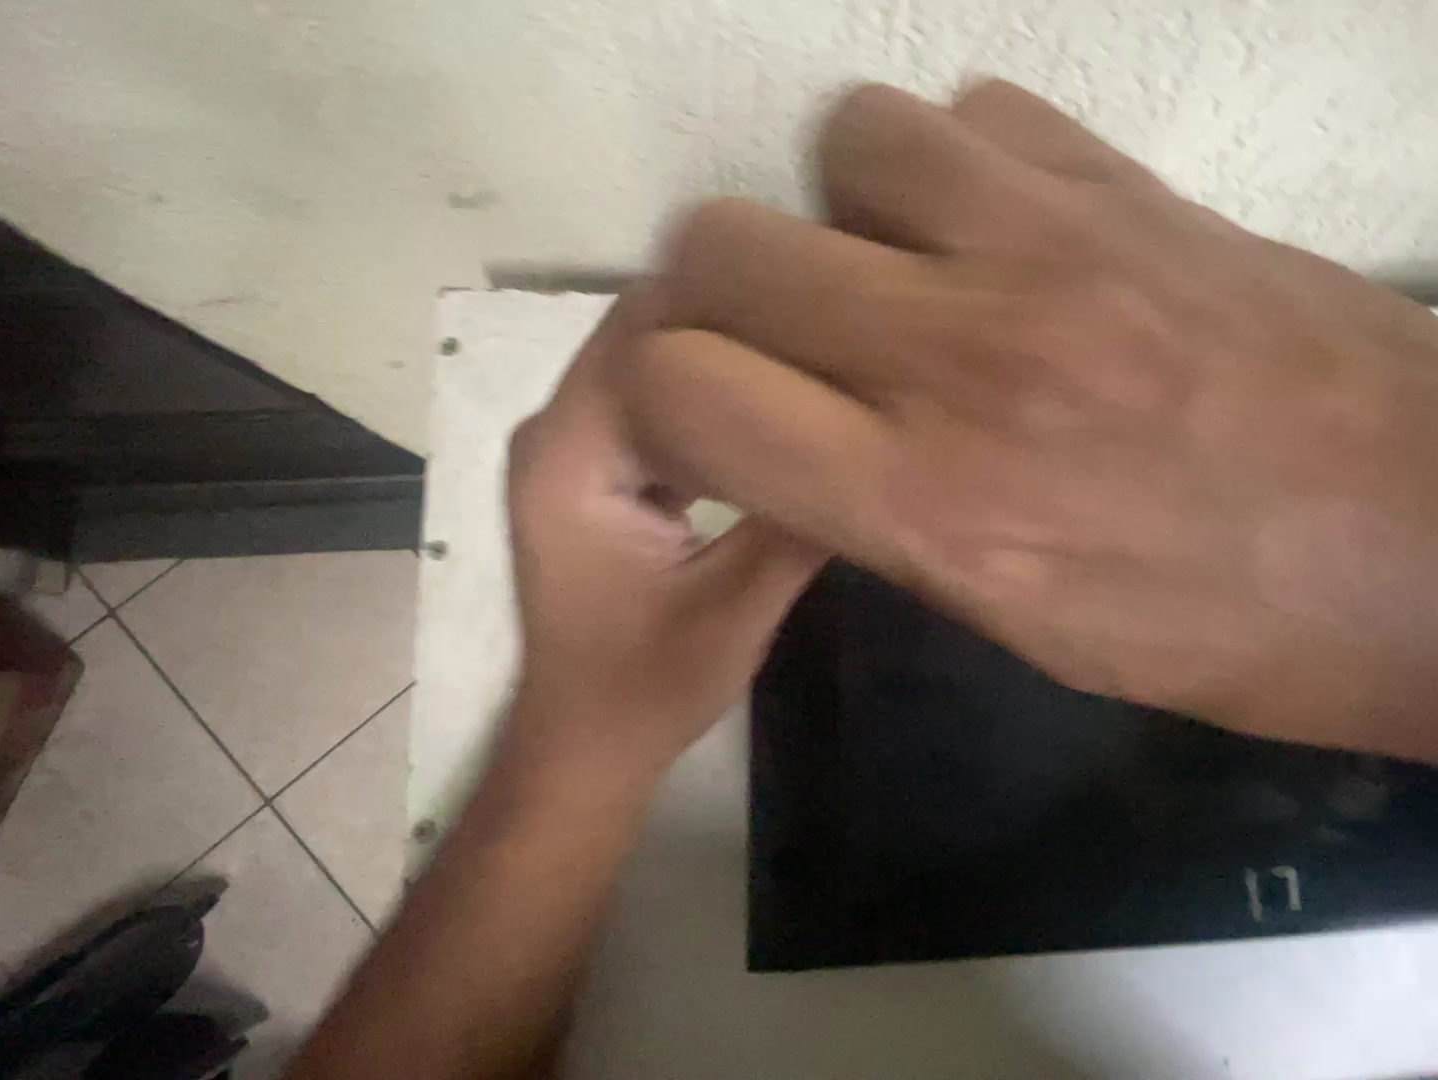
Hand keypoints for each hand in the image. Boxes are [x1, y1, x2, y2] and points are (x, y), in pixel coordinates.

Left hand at [505, 289, 823, 786]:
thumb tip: (881, 446)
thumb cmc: (646, 692)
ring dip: (727, 359)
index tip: (826, 308)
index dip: (732, 308)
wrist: (586, 746)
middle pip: (644, 338)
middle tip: (836, 324)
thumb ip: (796, 526)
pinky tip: (778, 402)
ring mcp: (571, 451)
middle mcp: (556, 435)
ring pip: (653, 367)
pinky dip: (713, 397)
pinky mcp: (596, 471)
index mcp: (569, 458)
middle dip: (734, 323)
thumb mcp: (736, 612)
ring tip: (818, 352)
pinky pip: (658, 406)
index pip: (645, 335)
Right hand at [614, 80, 1437, 805]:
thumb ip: (894, 522)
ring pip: (849, 143)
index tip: (699, 414)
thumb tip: (812, 441)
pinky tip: (1007, 235)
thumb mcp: (1029, 630)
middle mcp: (965, 362)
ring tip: (903, 273)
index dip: (663, 395)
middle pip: (726, 247)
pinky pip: (983, 117)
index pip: (689, 394)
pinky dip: (960, 168)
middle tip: (776, 335)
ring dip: (843, 209)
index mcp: (931, 508)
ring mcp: (1058, 253)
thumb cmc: (1232, 636)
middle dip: (716, 292)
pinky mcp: (1144, 192)